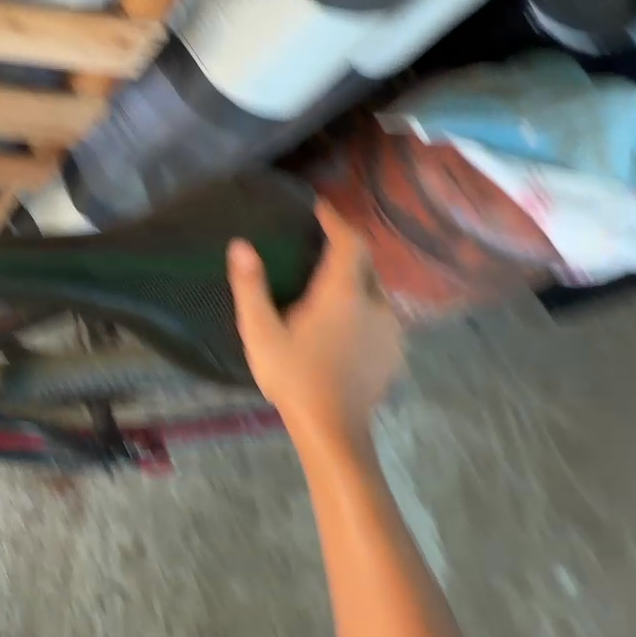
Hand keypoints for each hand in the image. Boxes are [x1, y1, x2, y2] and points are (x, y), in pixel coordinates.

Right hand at [228, 200, 403, 443]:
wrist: (332, 427)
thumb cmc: (292, 375)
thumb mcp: (259, 331)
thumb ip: (251, 286)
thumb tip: (241, 246)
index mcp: (344, 293)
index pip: (349, 242)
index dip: (336, 221)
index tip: (319, 209)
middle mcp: (376, 303)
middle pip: (364, 266)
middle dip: (342, 254)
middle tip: (314, 252)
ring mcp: (391, 330)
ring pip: (372, 294)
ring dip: (352, 286)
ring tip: (324, 294)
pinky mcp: (395, 353)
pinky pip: (378, 319)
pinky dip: (360, 312)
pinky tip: (339, 329)